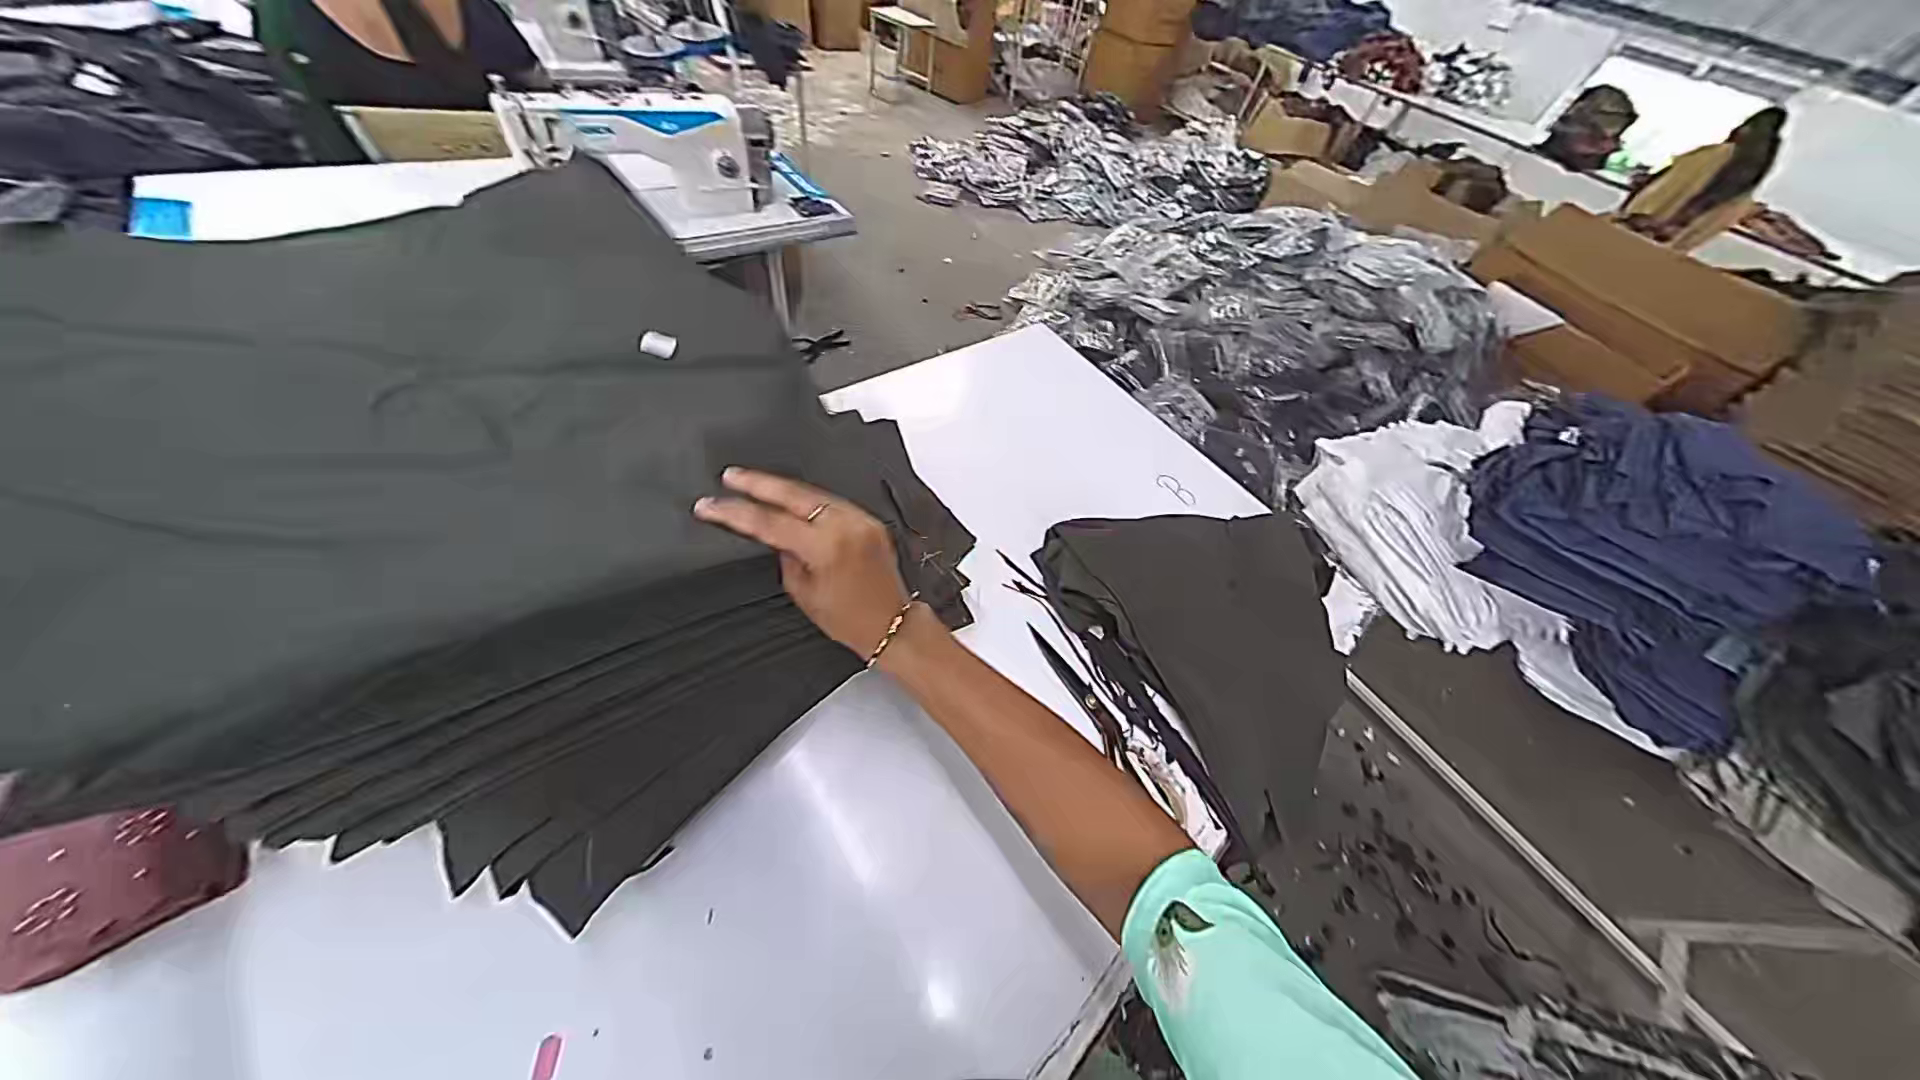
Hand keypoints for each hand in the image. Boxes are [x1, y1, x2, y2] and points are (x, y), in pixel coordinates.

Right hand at [694, 468, 913, 657]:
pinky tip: (792, 497)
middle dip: (757, 482)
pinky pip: (833, 501)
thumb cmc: (851, 619)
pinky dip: (809, 499)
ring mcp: (861, 520)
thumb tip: (776, 535)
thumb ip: (786, 557)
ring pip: (814, 493)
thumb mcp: (804, 593)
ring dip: (783, 487)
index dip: (734, 512)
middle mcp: (846, 526)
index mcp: (826, 547)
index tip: (710, 505)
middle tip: (730, 476)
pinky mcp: (871, 521)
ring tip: (754, 483)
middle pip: (792, 493)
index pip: (768, 521)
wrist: (892, 624)